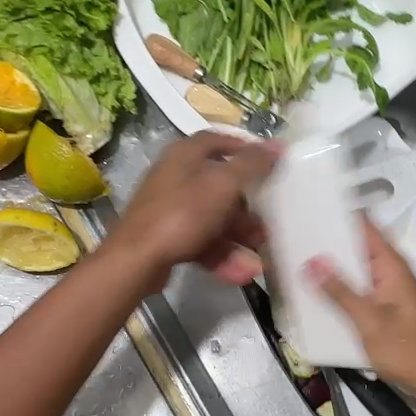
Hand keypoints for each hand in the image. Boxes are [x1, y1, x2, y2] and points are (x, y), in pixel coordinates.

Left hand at [105, 132, 278, 290]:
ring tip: (259, 259)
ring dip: (238, 238)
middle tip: (267, 223)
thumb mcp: (222, 184)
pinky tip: (239, 274)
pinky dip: (221, 255)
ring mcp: (170, 209)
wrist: (137, 259)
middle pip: (220, 186)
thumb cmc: (182, 213)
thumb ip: (252, 164)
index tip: (270, 164)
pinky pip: (201, 242)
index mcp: (185, 155)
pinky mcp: (168, 237)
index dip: (245, 149)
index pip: (218, 141)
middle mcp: (176, 177)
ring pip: (213, 219)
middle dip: (247, 209)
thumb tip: (278, 144)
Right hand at [305, 218, 415, 397]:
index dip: (337, 216)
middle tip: (290, 241)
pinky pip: (357, 293)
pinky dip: (339, 293)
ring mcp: (388, 292)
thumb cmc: (407, 349)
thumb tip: (311, 261)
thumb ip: (339, 291)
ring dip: (330, 272)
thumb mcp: (368, 320)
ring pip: (354, 273)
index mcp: (391, 265)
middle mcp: (390, 272)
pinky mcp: (384, 311)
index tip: (306, 211)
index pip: (364, 226)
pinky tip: (314, 299)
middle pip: (356, 249)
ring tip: (294, 266)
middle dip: (326, 245)